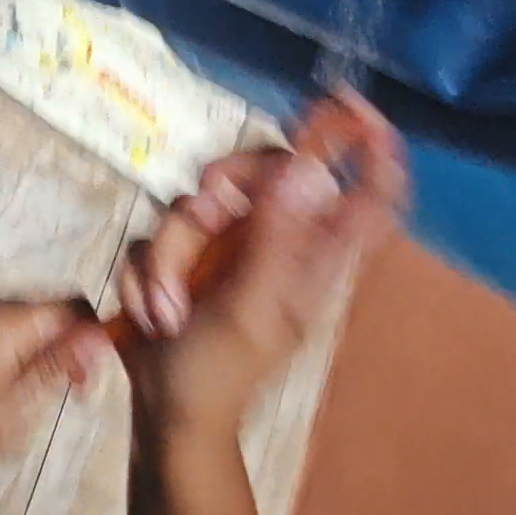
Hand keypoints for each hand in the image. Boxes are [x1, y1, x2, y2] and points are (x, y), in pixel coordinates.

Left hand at [0, 297, 107, 477]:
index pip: (71, 307)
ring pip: (22, 323)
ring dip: (32, 356)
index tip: (83, 384)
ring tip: (14, 405)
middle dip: (59, 352)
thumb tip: (100, 337)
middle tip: (50, 401)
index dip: (89, 341)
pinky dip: (7, 354)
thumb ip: (54, 368)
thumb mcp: (6, 410)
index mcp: (0, 320)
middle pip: (46, 312)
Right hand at [118, 89, 407, 431]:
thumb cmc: (221, 371)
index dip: (370, 145)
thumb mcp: (253, 308)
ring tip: (168, 308)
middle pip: (258, 169)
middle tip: (203, 212)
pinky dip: (146, 274)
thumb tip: (313, 168)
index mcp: (314, 255)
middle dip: (218, 190)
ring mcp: (221, 244)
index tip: (346, 105)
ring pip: (191, 202)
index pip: (367, 191)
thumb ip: (279, 238)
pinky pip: (153, 234)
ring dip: (169, 257)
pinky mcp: (178, 253)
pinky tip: (154, 313)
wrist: (164, 409)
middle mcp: (272, 238)